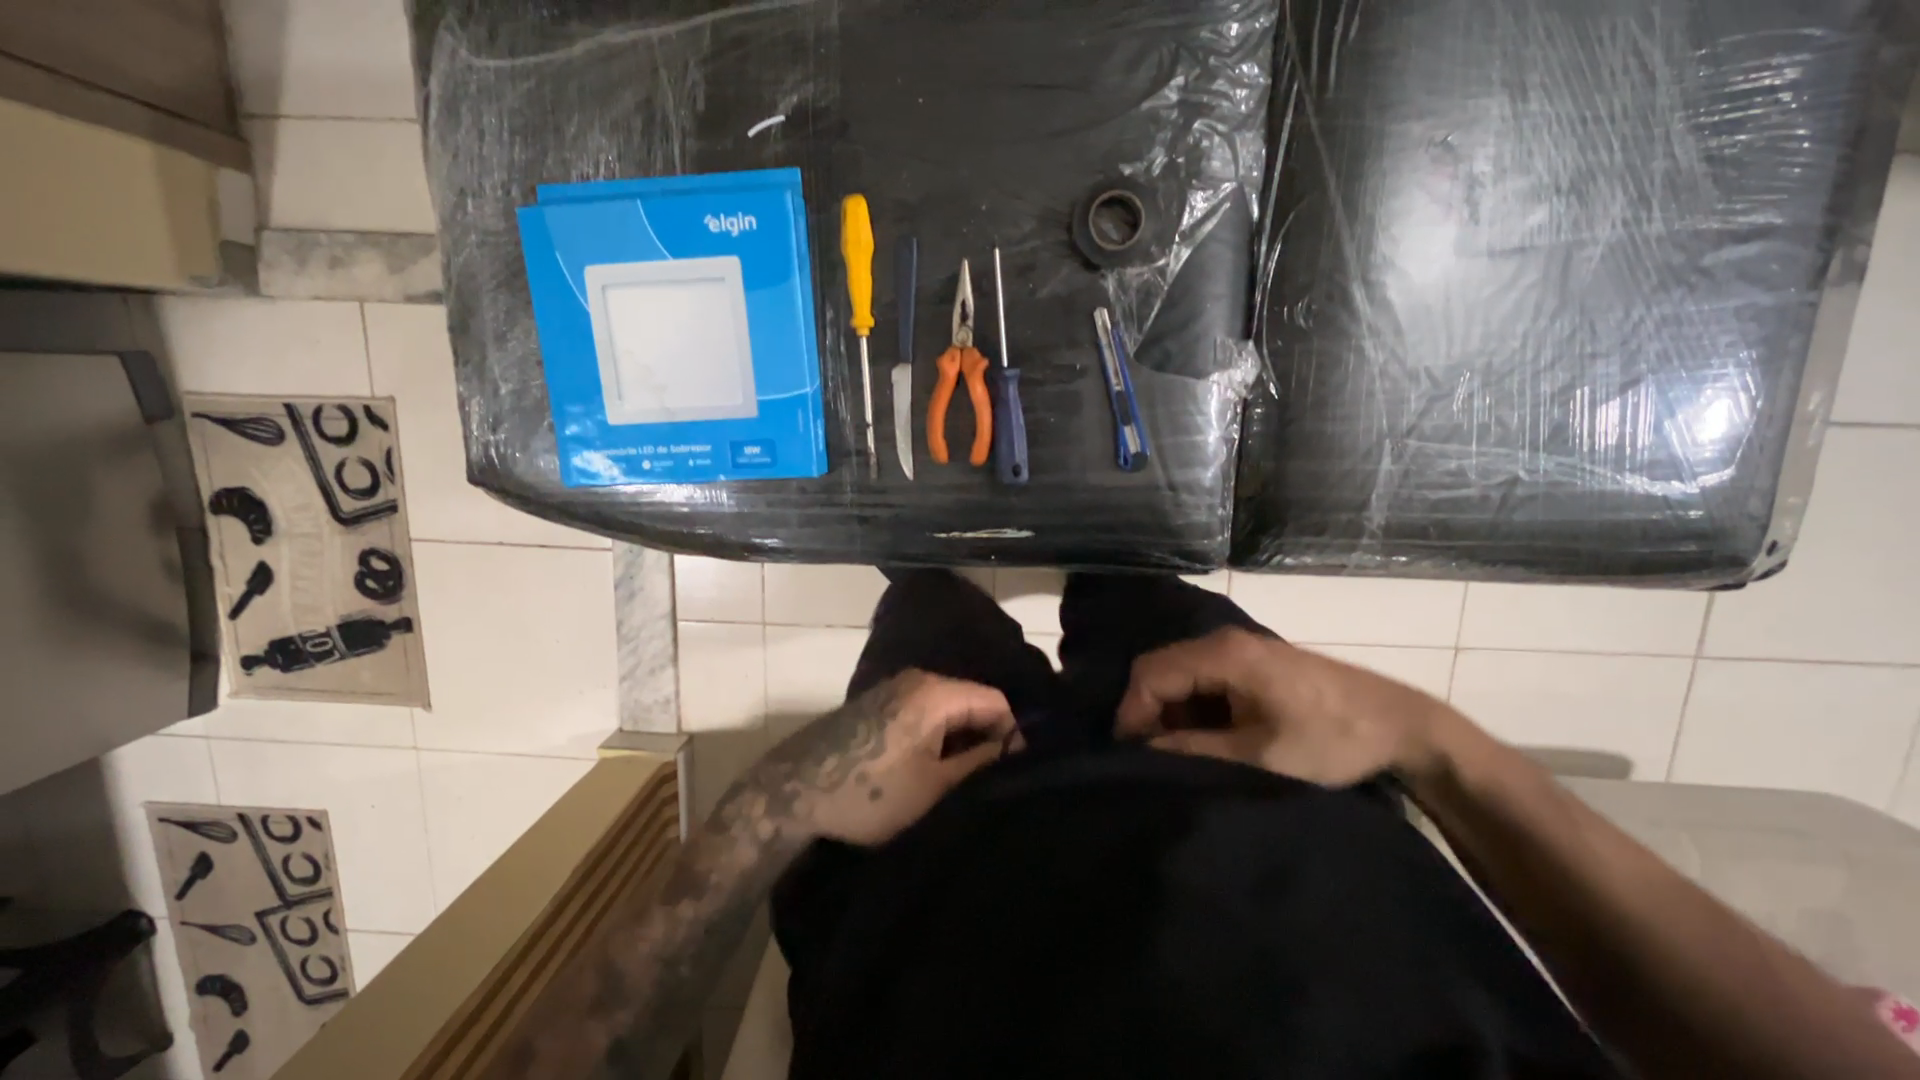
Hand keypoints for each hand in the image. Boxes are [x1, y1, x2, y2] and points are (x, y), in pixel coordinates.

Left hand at [768, 670, 1018, 845]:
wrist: (792, 792)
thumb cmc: (870, 793)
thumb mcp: (935, 787)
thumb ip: (981, 763)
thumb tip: (1013, 748)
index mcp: (936, 693)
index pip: (996, 701)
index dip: (1011, 736)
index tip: (1010, 773)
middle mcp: (916, 680)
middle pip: (970, 702)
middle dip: (983, 738)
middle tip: (985, 781)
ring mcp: (891, 690)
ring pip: (944, 710)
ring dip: (956, 741)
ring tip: (957, 781)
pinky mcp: (874, 705)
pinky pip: (920, 714)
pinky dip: (932, 738)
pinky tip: (926, 771)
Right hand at [1114, 628, 1450, 787]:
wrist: (1401, 725)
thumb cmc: (1330, 740)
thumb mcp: (1259, 756)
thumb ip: (1194, 751)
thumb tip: (1144, 752)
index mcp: (1224, 654)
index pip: (1150, 673)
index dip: (1131, 713)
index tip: (1130, 757)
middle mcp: (1226, 641)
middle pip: (1161, 670)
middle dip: (1148, 714)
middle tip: (1150, 759)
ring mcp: (1242, 649)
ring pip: (1182, 676)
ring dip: (1172, 714)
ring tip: (1177, 755)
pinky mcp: (1255, 664)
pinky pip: (1205, 680)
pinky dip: (1195, 710)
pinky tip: (1205, 742)